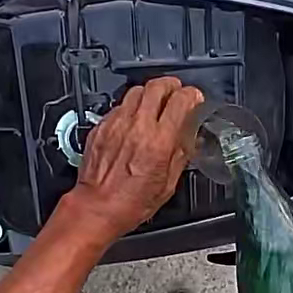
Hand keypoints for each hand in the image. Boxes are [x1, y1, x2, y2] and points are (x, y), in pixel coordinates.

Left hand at [60, 77, 204, 243]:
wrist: (98, 207)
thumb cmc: (130, 202)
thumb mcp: (168, 183)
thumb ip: (181, 154)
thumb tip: (190, 139)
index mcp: (158, 141)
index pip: (180, 100)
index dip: (192, 95)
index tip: (194, 98)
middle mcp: (137, 127)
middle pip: (157, 86)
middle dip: (171, 85)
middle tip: (176, 93)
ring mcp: (116, 124)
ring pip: (136, 91)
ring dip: (150, 93)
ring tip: (155, 103)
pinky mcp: (101, 127)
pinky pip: (119, 106)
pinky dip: (131, 108)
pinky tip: (134, 120)